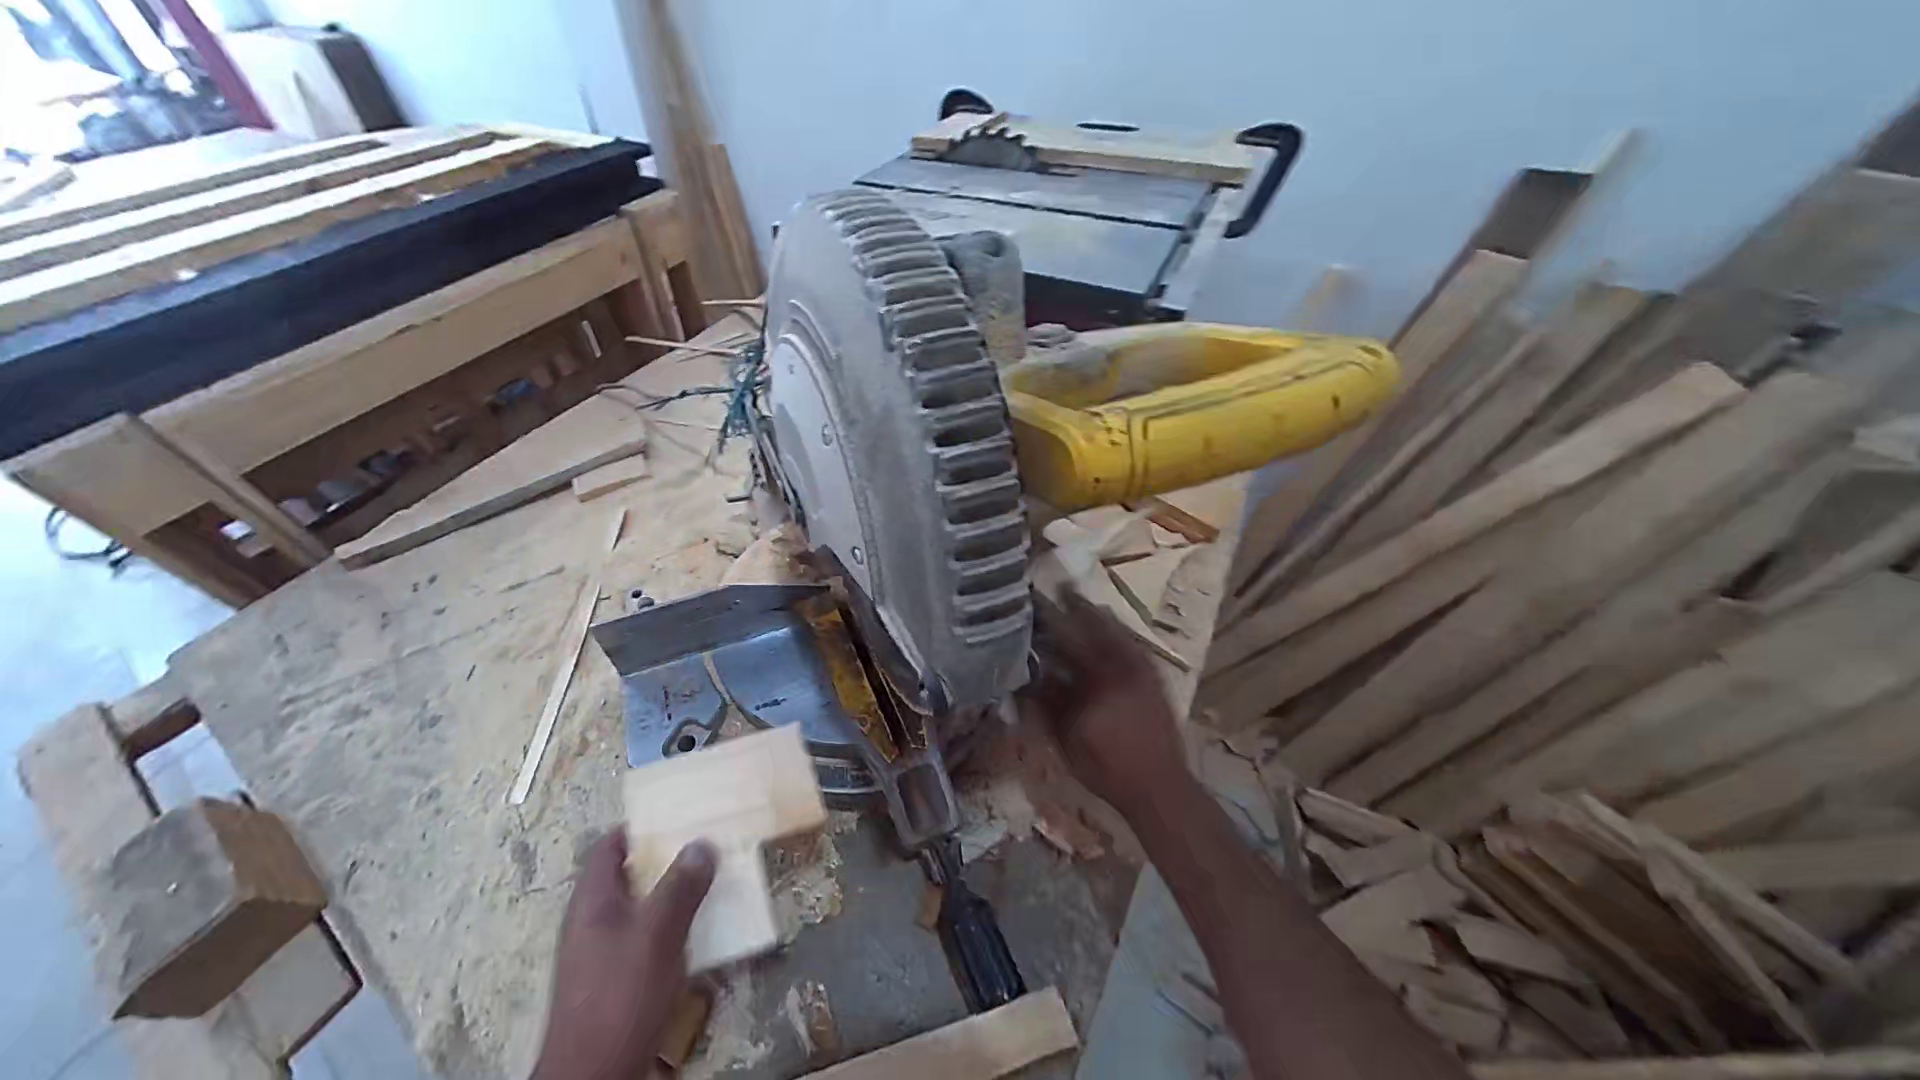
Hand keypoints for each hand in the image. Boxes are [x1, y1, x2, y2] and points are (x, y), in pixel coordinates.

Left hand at [533, 831, 716, 1079]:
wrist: (597, 1076)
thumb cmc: (622, 993)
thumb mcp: (657, 932)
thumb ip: (680, 886)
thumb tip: (701, 843)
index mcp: (592, 902)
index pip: (608, 847)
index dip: (639, 827)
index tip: (678, 815)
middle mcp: (594, 922)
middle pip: (631, 875)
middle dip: (668, 859)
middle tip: (707, 845)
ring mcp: (605, 953)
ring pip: (645, 907)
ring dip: (677, 894)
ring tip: (715, 881)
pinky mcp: (621, 980)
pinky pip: (652, 937)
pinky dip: (676, 927)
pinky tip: (704, 932)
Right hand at [1024, 590, 1191, 816]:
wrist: (1160, 786)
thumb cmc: (1106, 767)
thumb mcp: (1067, 738)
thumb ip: (1048, 702)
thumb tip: (1030, 673)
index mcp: (1097, 678)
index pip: (1069, 636)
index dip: (1051, 618)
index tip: (1036, 603)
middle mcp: (1122, 665)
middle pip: (1096, 625)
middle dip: (1077, 608)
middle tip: (1061, 593)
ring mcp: (1143, 670)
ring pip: (1118, 631)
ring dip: (1098, 617)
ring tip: (1082, 606)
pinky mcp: (1155, 678)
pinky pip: (1134, 644)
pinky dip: (1119, 633)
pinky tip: (1110, 633)